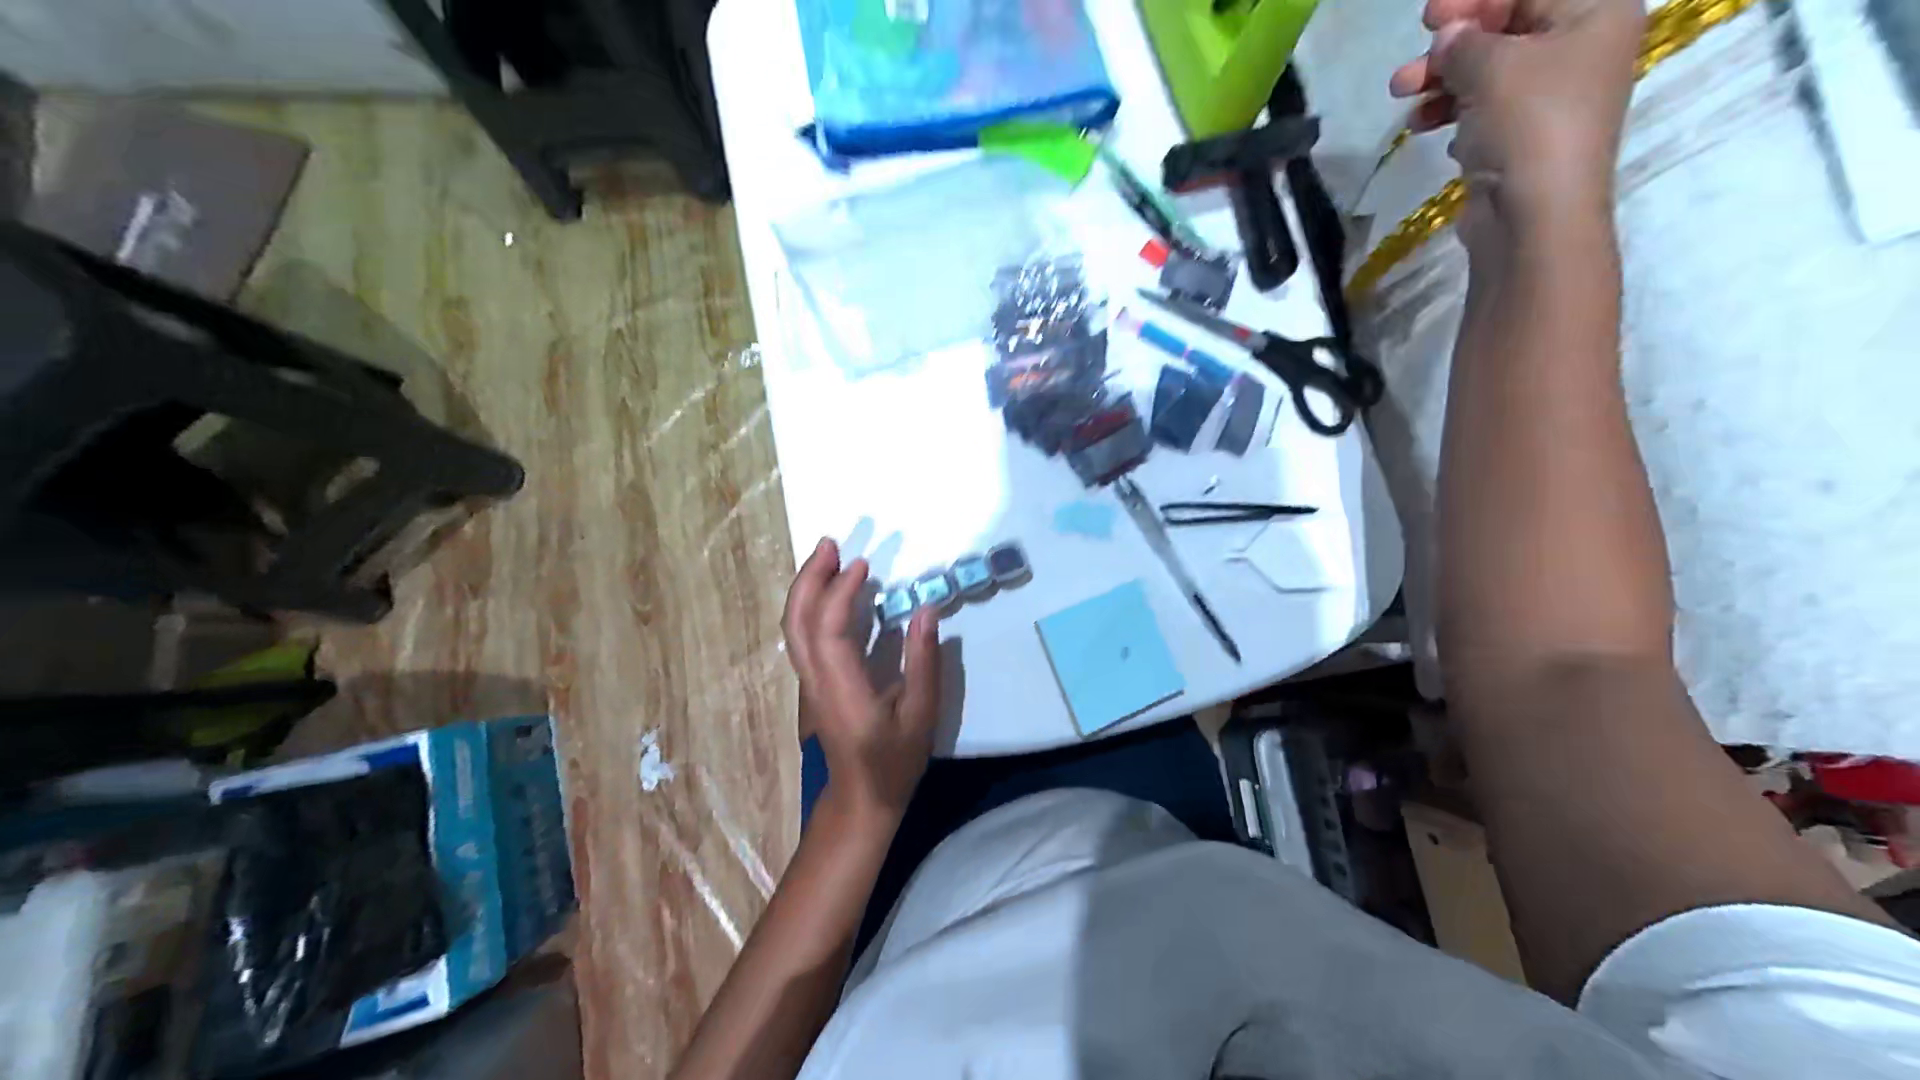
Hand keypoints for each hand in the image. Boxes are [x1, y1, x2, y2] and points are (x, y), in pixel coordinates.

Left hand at [782, 538, 941, 822]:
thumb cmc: (894, 761)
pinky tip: (833, 592)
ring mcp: (809, 682)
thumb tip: (926, 609)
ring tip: (829, 558)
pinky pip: (803, 636)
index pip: (829, 629)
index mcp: (842, 689)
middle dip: (810, 577)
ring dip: (806, 587)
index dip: (841, 591)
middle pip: (797, 621)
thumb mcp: (922, 715)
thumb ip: (924, 661)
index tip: (864, 565)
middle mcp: (816, 681)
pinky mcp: (814, 683)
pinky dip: (811, 606)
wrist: (861, 798)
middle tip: (831, 544)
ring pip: (794, 627)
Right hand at [1389, 0, 1642, 239]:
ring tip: (1403, 97)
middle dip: (1453, 43)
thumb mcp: (1494, 67)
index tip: (1430, 15)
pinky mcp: (1521, 135)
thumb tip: (1448, 36)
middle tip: (1413, 57)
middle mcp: (1580, 48)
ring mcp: (1550, 96)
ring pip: (1488, 71)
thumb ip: (1465, 42)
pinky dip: (1453, 111)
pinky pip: (1483, 109)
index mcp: (1595, 11)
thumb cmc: (1529, 124)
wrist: (1534, 214)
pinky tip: (1428, 126)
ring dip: (1441, 80)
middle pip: (1508, 26)